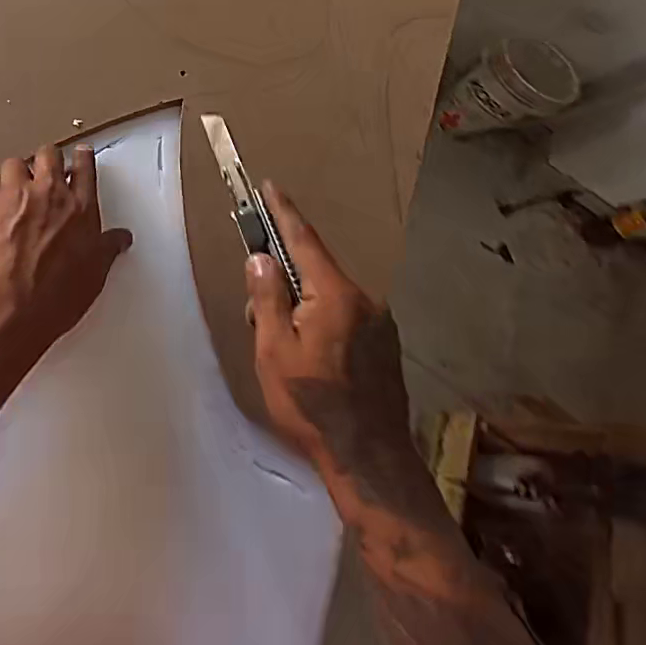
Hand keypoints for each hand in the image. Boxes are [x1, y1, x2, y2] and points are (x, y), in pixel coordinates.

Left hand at [0, 143, 133, 367]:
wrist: (8, 307)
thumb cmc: (50, 296)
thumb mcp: (93, 275)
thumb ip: (106, 249)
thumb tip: (117, 241)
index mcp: (80, 208)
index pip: (85, 168)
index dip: (83, 158)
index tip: (82, 155)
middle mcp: (49, 195)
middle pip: (50, 155)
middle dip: (50, 158)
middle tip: (51, 165)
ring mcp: (16, 197)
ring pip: (17, 163)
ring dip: (20, 171)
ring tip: (20, 182)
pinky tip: (0, 209)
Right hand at [246, 182, 409, 466]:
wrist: (369, 459)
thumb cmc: (312, 405)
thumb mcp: (275, 351)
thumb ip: (267, 299)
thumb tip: (261, 259)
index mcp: (335, 295)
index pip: (303, 240)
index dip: (283, 211)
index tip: (269, 186)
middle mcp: (363, 299)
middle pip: (314, 271)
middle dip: (284, 282)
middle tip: (262, 319)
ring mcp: (379, 322)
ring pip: (327, 296)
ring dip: (302, 307)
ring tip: (286, 351)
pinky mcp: (384, 342)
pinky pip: (344, 315)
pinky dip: (321, 321)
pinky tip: (311, 359)